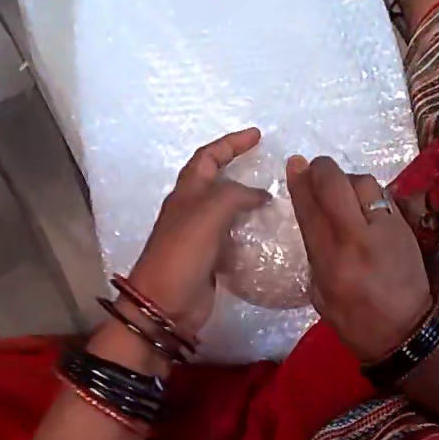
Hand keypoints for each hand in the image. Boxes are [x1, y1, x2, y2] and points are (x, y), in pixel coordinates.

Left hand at [125, 128, 271, 334]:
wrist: (166, 303)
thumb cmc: (183, 253)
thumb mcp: (209, 213)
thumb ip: (235, 195)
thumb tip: (260, 194)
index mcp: (186, 193)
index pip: (207, 157)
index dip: (230, 143)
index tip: (256, 135)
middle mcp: (190, 210)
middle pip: (214, 180)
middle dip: (237, 167)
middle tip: (264, 164)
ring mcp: (198, 236)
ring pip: (224, 208)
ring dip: (245, 199)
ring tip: (272, 198)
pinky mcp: (208, 259)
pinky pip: (231, 236)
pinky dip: (247, 229)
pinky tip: (264, 233)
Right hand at [287, 155, 433, 361]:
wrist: (406, 332)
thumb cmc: (355, 321)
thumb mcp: (321, 294)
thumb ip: (315, 255)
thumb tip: (312, 219)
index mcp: (331, 262)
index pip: (310, 210)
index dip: (300, 182)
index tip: (294, 163)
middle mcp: (357, 240)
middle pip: (336, 185)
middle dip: (322, 169)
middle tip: (315, 168)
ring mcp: (386, 231)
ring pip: (364, 183)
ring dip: (348, 180)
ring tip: (341, 189)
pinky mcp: (406, 228)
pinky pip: (384, 196)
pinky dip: (368, 193)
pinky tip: (363, 203)